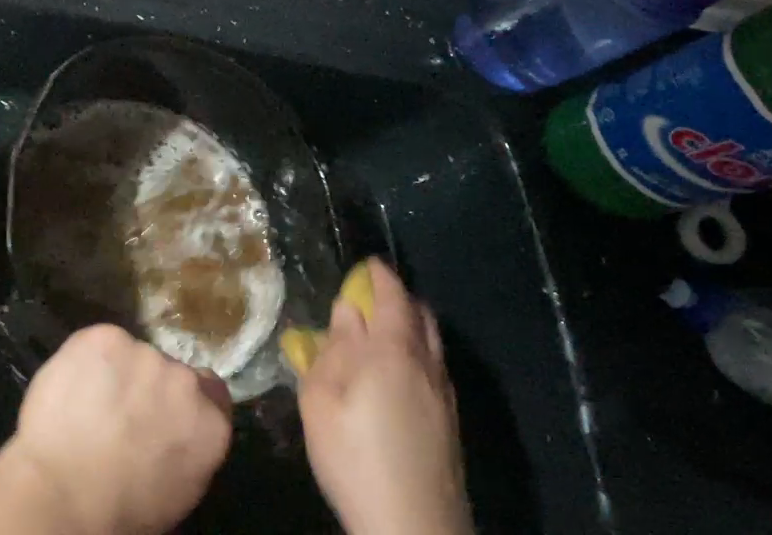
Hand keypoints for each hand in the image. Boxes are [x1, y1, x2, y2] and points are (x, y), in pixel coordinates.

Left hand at [0, 324, 232, 534]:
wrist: (66, 489)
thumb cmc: (123, 507)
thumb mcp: (178, 487)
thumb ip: (186, 445)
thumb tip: (175, 431)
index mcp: (210, 422)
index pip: (210, 389)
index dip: (185, 397)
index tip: (163, 407)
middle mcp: (183, 380)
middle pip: (168, 368)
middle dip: (147, 384)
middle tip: (120, 407)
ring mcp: (143, 353)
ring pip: (130, 354)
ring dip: (116, 370)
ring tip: (90, 399)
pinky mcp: (104, 336)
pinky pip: (97, 343)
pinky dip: (86, 358)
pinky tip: (73, 384)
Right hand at [299, 260, 471, 534]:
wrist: (413, 526)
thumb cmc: (353, 455)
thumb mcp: (321, 398)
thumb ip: (334, 349)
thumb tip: (347, 311)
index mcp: (393, 352)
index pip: (392, 298)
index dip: (379, 277)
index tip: (367, 263)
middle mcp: (427, 366)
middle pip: (421, 317)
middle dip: (399, 299)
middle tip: (372, 296)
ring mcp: (444, 396)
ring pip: (432, 345)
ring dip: (411, 327)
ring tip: (381, 333)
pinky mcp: (450, 424)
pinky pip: (435, 369)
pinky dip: (417, 354)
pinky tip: (395, 375)